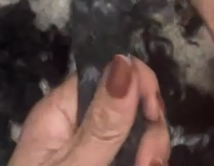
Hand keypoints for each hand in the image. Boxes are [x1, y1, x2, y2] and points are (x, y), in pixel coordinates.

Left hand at [10, 55, 169, 165]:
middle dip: (149, 131)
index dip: (137, 82)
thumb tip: (125, 59)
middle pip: (129, 106)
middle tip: (149, 164)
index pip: (105, 72)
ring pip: (138, 139)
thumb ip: (101, 123)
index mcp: (59, 114)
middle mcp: (76, 130)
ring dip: (151, 155)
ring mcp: (93, 158)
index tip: (153, 111)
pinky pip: (134, 160)